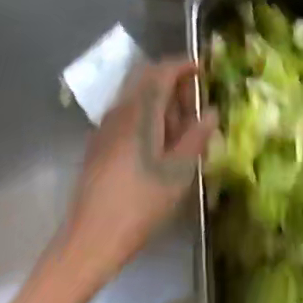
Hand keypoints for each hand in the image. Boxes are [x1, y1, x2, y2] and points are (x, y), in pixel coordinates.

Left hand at [64, 58, 216, 271]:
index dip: (184, 65)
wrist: (90, 238)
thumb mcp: (178, 172)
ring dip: (159, 102)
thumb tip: (211, 111)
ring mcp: (106, 126)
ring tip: (180, 132)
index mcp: (141, 111)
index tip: (203, 69)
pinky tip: (157, 147)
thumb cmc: (140, 203)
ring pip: (136, 97)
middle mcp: (120, 110)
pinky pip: (126, 114)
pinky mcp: (99, 143)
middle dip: (172, 83)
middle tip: (194, 106)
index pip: (163, 71)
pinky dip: (145, 116)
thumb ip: (196, 137)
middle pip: (147, 79)